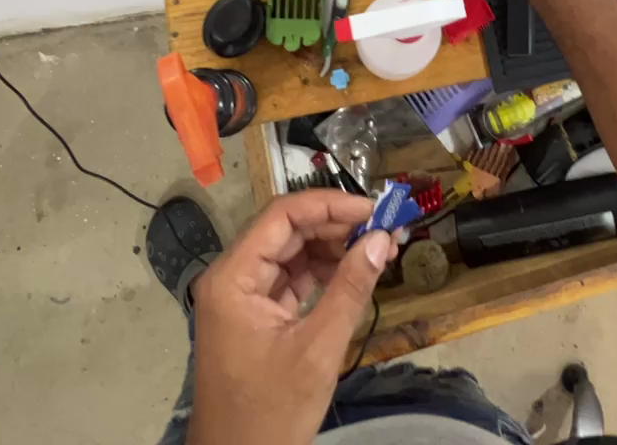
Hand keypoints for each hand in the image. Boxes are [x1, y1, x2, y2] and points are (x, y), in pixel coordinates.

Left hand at [188, 192, 396, 444]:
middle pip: (288, 230)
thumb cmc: (270, 413)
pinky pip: (292, 276)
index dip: (329, 204)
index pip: (282, 215)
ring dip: (334, 246)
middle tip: (384, 228)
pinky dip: (324, 271)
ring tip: (378, 248)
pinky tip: (356, 270)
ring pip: (293, 250)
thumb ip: (350, 288)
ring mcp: (243, 295)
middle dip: (337, 225)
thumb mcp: (317, 350)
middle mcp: (232, 276)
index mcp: (233, 277)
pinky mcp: (256, 313)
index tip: (372, 209)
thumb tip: (382, 239)